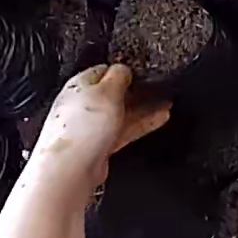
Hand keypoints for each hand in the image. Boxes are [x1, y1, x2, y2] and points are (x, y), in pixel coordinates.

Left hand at [25, 64, 170, 205]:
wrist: (70, 169)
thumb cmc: (81, 129)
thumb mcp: (108, 91)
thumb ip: (119, 75)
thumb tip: (124, 68)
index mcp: (79, 86)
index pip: (104, 71)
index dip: (124, 71)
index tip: (142, 72)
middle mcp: (82, 106)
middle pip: (114, 94)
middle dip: (138, 91)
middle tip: (158, 89)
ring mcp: (90, 127)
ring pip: (122, 113)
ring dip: (145, 108)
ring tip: (166, 104)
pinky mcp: (99, 145)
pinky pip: (125, 130)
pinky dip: (142, 124)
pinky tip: (158, 120)